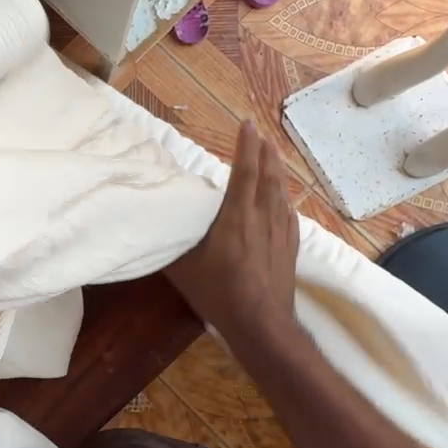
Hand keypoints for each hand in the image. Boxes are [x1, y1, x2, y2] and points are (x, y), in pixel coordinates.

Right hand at [165, 121, 300, 338]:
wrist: (261, 323)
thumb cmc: (218, 293)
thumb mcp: (184, 267)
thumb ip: (175, 242)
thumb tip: (157, 226)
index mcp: (236, 217)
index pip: (244, 172)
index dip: (246, 146)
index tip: (248, 124)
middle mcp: (262, 217)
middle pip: (268, 175)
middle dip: (265, 151)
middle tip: (261, 133)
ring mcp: (281, 231)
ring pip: (281, 191)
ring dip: (277, 169)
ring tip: (273, 155)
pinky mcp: (291, 246)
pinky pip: (288, 211)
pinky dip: (283, 196)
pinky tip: (282, 197)